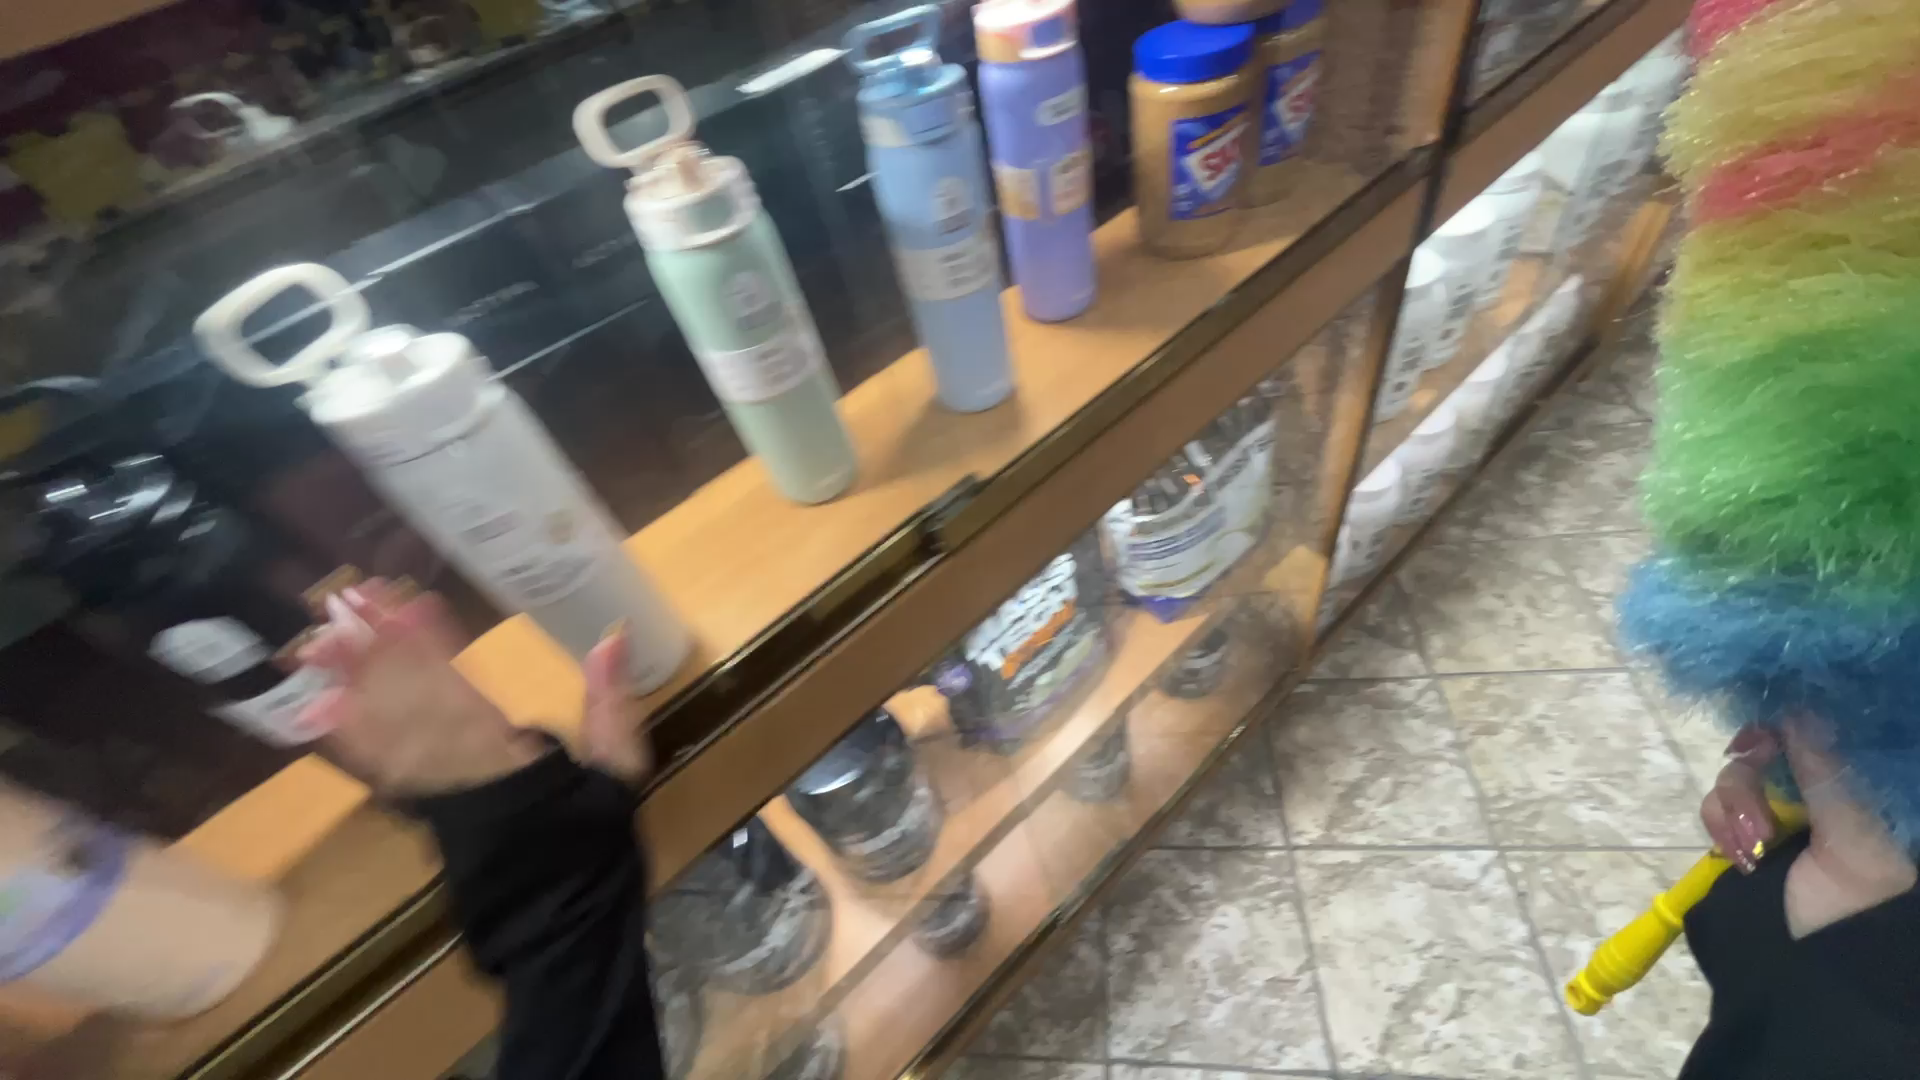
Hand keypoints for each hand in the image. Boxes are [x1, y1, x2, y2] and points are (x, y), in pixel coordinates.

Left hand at [296, 580, 651, 795]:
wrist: (556, 902)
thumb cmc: (593, 828)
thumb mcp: (620, 763)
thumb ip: (610, 701)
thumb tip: (614, 634)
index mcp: (507, 758)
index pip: (459, 695)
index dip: (430, 650)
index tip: (409, 603)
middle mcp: (456, 772)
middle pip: (407, 707)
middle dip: (376, 652)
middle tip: (346, 599)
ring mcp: (428, 791)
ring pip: (383, 733)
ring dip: (351, 685)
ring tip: (321, 640)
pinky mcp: (417, 805)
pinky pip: (376, 769)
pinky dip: (346, 739)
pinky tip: (320, 709)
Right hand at [1700, 718, 1916, 938]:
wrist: (1819, 958)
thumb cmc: (1860, 898)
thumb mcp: (1854, 834)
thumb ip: (1827, 774)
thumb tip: (1798, 711)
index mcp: (1862, 791)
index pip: (1816, 734)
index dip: (1782, 727)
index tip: (1760, 740)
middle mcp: (1822, 793)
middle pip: (1767, 751)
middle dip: (1749, 778)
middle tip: (1755, 807)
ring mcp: (1784, 812)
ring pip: (1735, 778)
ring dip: (1732, 809)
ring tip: (1749, 848)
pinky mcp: (1748, 829)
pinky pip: (1716, 805)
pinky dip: (1720, 825)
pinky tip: (1739, 853)